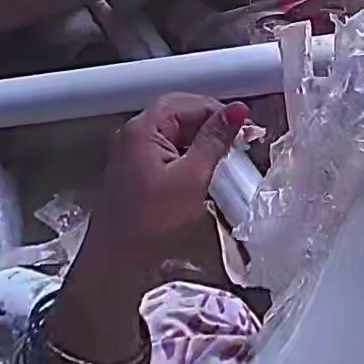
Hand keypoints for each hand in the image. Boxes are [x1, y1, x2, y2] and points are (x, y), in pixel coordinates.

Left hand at [84, 92, 248, 270]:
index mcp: (143, 128)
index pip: (188, 103)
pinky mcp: (137, 168)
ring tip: (225, 155)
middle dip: (211, 123)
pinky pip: (168, 147)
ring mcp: (133, 151)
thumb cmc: (152, 221)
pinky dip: (189, 153)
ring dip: (201, 138)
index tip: (246, 128)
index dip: (220, 112)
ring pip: (175, 130)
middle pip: (179, 112)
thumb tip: (237, 111)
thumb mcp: (192, 177)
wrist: (117, 260)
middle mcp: (133, 133)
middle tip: (239, 139)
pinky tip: (204, 168)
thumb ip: (215, 140)